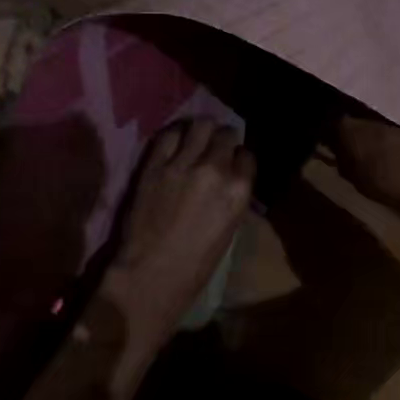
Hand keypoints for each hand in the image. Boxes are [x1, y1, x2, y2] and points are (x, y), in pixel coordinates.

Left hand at [100, 119, 254, 361]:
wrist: (152, 273)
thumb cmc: (196, 264)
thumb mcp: (229, 228)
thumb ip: (231, 197)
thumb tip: (230, 178)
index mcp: (238, 190)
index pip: (247, 156)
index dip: (240, 158)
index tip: (233, 162)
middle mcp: (214, 169)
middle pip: (226, 134)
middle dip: (224, 138)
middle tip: (216, 144)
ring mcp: (182, 164)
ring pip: (199, 125)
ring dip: (202, 129)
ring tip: (197, 137)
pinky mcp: (154, 165)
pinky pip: (169, 135)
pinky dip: (176, 134)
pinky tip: (176, 141)